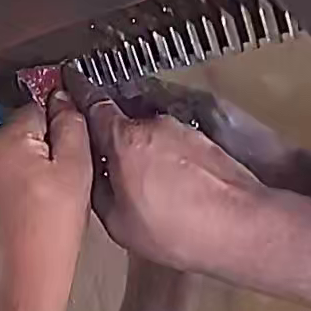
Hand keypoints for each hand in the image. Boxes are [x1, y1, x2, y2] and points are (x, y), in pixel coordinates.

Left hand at [0, 95, 92, 300]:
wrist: (27, 274)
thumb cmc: (49, 231)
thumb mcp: (76, 169)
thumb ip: (72, 125)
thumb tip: (63, 99)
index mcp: (4, 140)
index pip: (38, 107)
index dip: (62, 127)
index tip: (73, 150)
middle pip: (25, 128)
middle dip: (47, 147)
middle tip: (64, 179)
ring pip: (17, 150)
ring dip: (35, 164)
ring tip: (49, 196)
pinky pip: (6, 171)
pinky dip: (23, 181)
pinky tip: (36, 204)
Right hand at [65, 66, 310, 310]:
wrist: (242, 228)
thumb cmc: (179, 230)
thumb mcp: (118, 223)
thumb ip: (96, 191)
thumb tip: (90, 178)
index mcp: (123, 139)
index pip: (92, 103)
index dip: (78, 92)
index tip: (69, 81)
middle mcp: (151, 124)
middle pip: (120, 119)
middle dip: (110, 137)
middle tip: (105, 162)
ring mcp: (181, 130)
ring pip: (148, 133)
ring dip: (140, 150)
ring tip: (142, 184)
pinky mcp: (203, 141)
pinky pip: (171, 143)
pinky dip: (164, 158)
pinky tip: (168, 186)